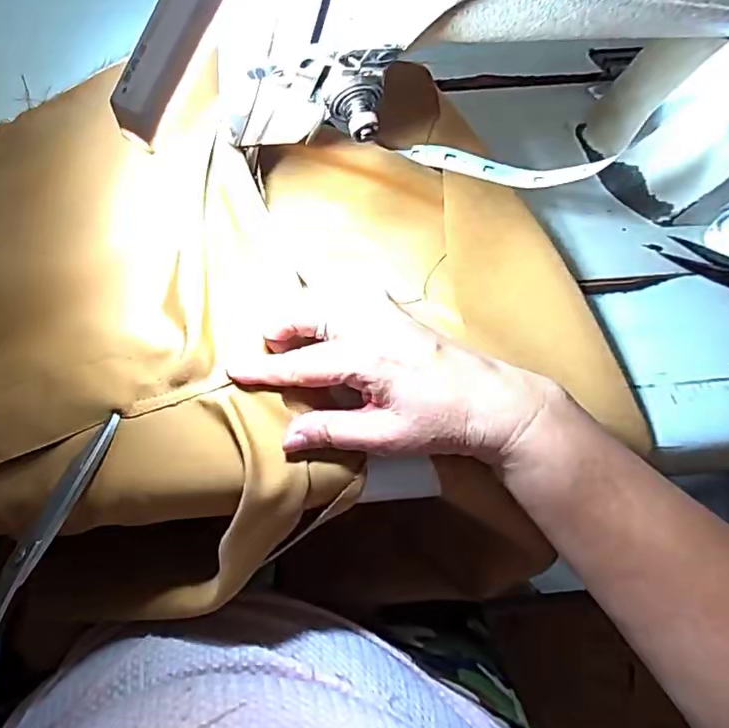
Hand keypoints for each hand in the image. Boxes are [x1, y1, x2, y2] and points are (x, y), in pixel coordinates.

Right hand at [226, 288, 576, 466]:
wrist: (493, 400)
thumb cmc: (442, 422)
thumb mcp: (385, 436)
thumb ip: (332, 431)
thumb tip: (288, 439)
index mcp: (364, 358)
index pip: (299, 364)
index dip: (264, 370)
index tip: (234, 371)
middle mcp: (368, 323)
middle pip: (303, 315)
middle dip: (278, 333)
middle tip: (270, 359)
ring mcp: (380, 308)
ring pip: (320, 296)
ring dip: (299, 314)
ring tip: (290, 340)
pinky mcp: (390, 306)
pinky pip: (343, 289)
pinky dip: (323, 296)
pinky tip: (322, 314)